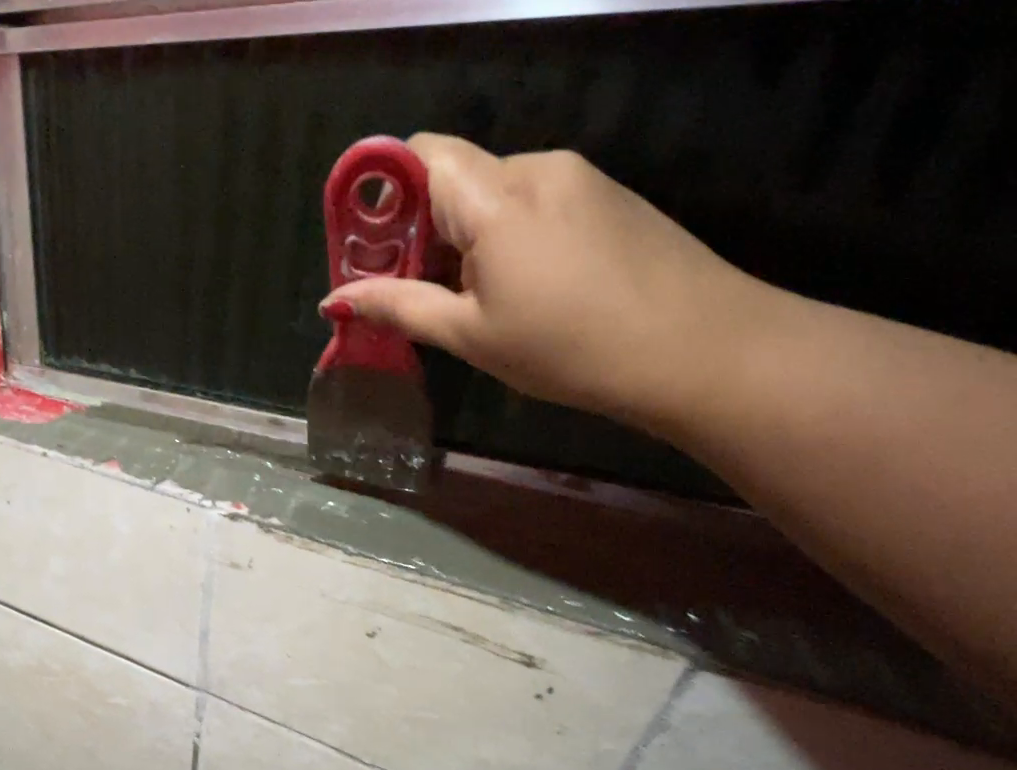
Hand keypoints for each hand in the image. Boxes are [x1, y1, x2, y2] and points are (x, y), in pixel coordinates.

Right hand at [321, 133, 774, 429]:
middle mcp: (536, 169)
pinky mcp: (606, 198)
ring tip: (470, 301)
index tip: (366, 245)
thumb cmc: (569, 346)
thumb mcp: (470, 334)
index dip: (382, 191)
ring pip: (491, 193)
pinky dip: (503, 238)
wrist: (703, 349)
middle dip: (417, 229)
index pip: (420, 154)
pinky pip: (531, 204)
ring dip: (461, 238)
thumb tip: (332, 301)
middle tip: (410, 292)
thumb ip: (397, 307)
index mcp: (497, 197)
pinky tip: (519, 291)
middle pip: (452, 177)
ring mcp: (578, 180)